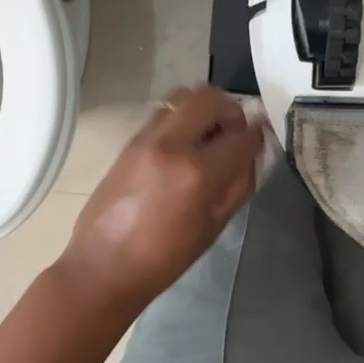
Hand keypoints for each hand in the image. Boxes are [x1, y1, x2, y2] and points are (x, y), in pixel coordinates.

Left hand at [54, 85, 267, 311]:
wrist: (103, 265)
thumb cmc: (165, 258)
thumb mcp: (214, 226)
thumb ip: (239, 185)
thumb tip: (253, 154)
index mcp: (197, 173)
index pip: (242, 136)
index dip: (257, 137)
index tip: (260, 142)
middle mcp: (171, 145)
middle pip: (210, 97)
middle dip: (230, 111)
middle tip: (232, 136)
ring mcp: (146, 139)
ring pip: (183, 96)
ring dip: (203, 110)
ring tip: (207, 138)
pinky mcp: (130, 141)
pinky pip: (164, 113)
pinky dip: (181, 119)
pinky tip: (183, 148)